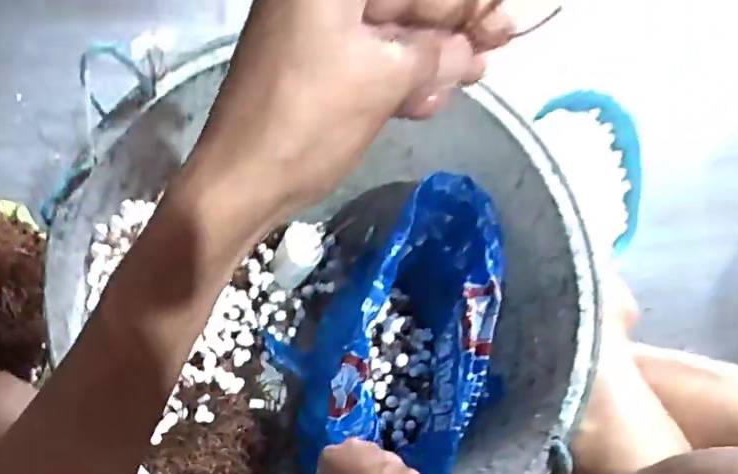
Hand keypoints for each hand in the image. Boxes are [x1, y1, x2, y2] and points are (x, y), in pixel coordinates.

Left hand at [184, 0, 515, 223]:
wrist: (233, 189)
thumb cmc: (304, 126)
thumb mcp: (380, 83)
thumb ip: (434, 55)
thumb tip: (469, 52)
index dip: (464, 1)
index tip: (504, 20)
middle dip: (450, 24)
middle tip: (498, 46)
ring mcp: (305, 32)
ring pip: (382, 32)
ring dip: (427, 55)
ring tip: (472, 76)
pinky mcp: (300, 70)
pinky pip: (357, 61)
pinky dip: (392, 78)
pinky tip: (428, 98)